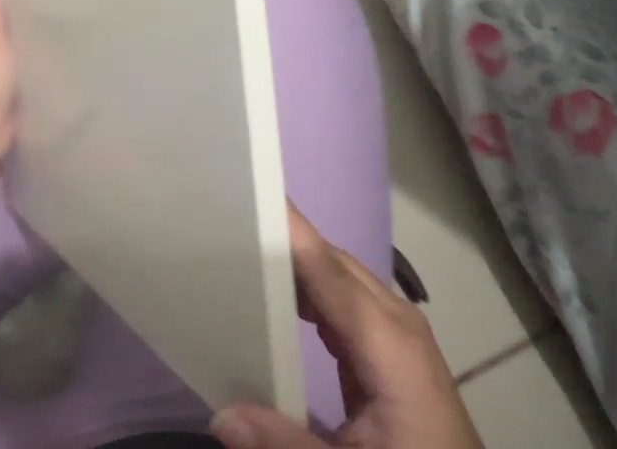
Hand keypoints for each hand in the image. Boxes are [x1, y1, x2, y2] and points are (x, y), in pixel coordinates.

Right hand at [211, 207, 483, 448]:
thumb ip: (285, 441)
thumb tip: (219, 415)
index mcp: (390, 345)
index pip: (331, 271)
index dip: (292, 232)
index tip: (253, 193)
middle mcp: (396, 323)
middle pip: (333, 264)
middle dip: (283, 236)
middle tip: (227, 217)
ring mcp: (397, 332)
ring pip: (338, 276)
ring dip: (293, 260)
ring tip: (239, 247)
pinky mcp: (390, 346)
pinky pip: (343, 298)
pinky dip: (307, 287)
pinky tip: (274, 292)